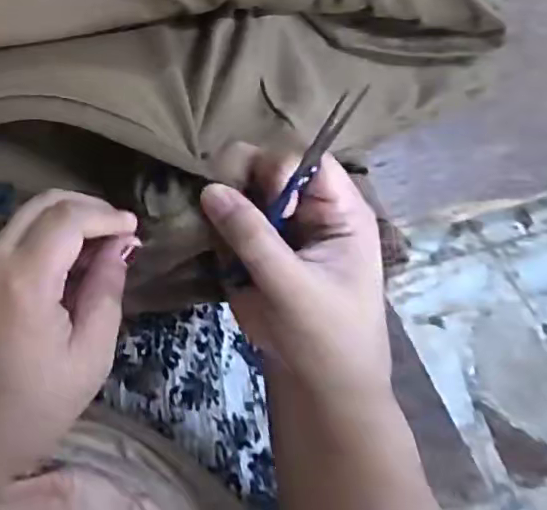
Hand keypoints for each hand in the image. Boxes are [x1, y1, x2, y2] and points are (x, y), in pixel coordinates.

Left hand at [0, 190, 140, 476]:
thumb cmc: (34, 405)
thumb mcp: (88, 357)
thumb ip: (106, 292)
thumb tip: (121, 246)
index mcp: (25, 277)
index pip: (67, 218)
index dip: (105, 215)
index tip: (136, 228)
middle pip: (47, 202)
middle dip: (88, 206)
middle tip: (123, 229)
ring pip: (33, 211)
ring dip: (70, 215)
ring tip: (107, 240)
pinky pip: (22, 229)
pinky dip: (53, 228)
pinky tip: (78, 253)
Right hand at [200, 152, 389, 396]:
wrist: (317, 388)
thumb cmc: (326, 339)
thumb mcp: (294, 289)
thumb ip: (253, 237)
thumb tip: (209, 188)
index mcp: (338, 210)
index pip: (305, 159)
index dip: (280, 168)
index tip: (265, 200)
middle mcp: (305, 206)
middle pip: (264, 162)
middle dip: (241, 181)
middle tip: (227, 214)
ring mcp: (276, 221)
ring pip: (238, 182)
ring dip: (222, 202)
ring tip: (221, 237)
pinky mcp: (250, 237)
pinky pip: (223, 210)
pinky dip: (212, 220)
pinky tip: (217, 248)